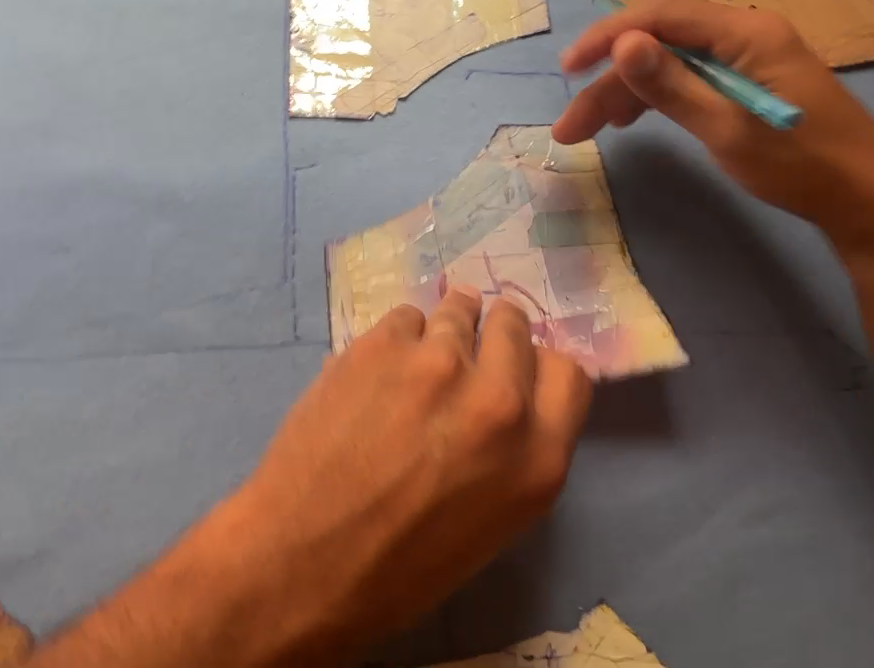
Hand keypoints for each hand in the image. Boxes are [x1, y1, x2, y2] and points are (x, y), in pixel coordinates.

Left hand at [225, 287, 592, 658]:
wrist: (304, 560)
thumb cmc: (405, 564)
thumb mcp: (496, 520)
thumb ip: (518, 449)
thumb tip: (513, 391)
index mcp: (538, 456)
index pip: (569, 371)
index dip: (539, 366)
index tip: (516, 368)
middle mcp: (498, 399)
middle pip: (514, 325)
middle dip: (496, 333)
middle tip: (469, 351)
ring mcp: (436, 363)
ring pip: (459, 308)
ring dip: (447, 327)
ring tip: (422, 357)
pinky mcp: (380, 345)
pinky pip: (406, 316)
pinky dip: (399, 337)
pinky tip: (379, 371)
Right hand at [553, 0, 873, 254]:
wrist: (871, 204)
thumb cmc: (805, 168)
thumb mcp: (730, 131)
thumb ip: (673, 86)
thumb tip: (622, 42)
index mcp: (746, 33)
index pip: (660, 16)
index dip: (608, 38)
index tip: (569, 70)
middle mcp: (745, 35)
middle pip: (660, 44)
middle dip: (610, 82)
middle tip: (571, 127)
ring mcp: (749, 60)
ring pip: (670, 65)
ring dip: (627, 93)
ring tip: (591, 131)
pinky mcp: (750, 85)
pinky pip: (691, 80)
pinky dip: (657, 98)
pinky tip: (632, 121)